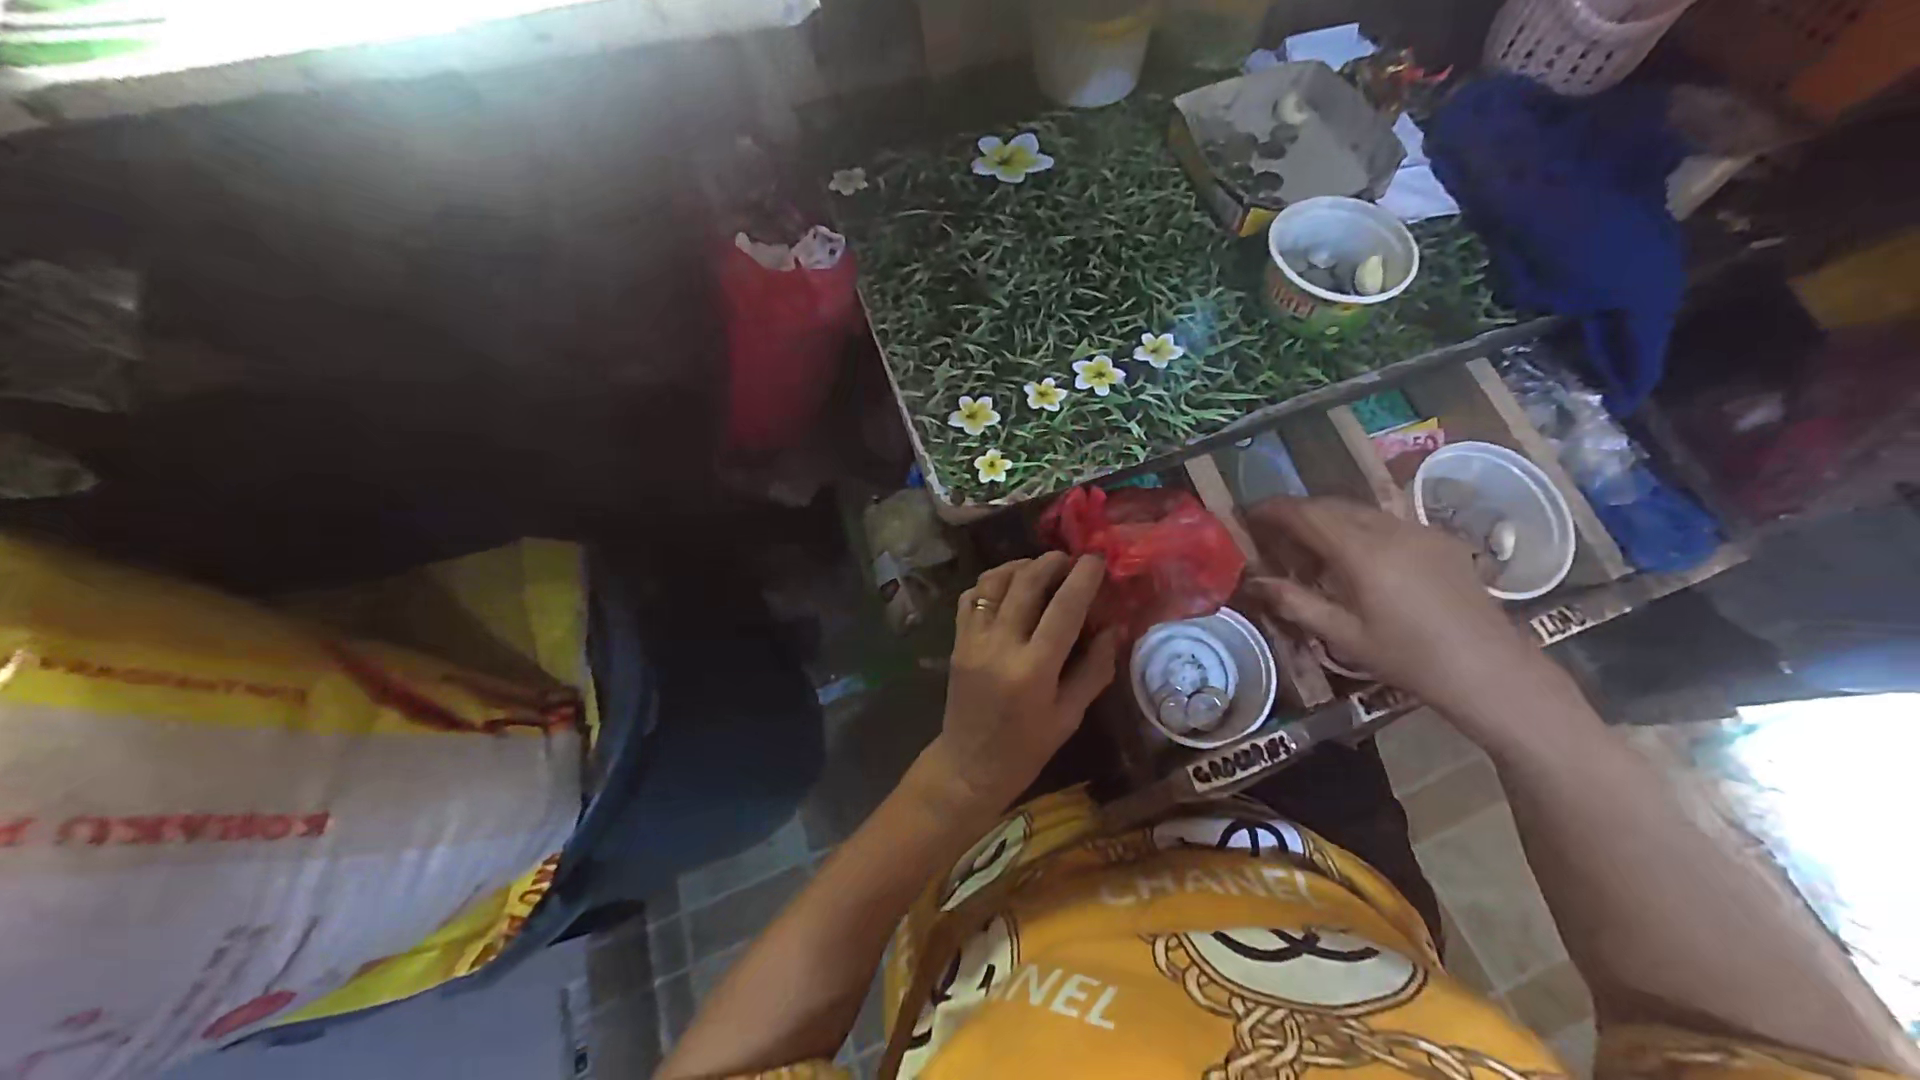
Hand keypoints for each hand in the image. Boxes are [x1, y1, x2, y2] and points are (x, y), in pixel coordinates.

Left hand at [922, 552, 1119, 813]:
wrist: (969, 765)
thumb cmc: (1027, 748)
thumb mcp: (1069, 716)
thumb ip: (1094, 669)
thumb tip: (1114, 627)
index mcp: (1034, 670)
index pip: (1063, 609)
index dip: (1082, 578)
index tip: (1096, 559)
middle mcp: (1000, 646)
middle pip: (1026, 584)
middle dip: (1051, 563)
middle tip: (1070, 560)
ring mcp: (973, 641)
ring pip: (994, 582)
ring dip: (1020, 566)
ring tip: (1040, 567)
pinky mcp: (957, 641)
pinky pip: (971, 597)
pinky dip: (992, 582)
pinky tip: (1009, 585)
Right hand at [1242, 497, 1559, 725]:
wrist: (1490, 670)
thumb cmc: (1408, 658)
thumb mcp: (1342, 635)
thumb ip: (1294, 602)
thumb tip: (1252, 582)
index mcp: (1361, 552)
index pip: (1305, 514)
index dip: (1273, 510)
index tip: (1248, 515)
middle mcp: (1389, 529)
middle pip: (1331, 505)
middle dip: (1297, 512)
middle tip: (1272, 531)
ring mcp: (1419, 530)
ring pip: (1360, 509)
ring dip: (1327, 517)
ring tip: (1308, 542)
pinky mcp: (1440, 539)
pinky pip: (1386, 520)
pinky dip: (1357, 526)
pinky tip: (1355, 554)